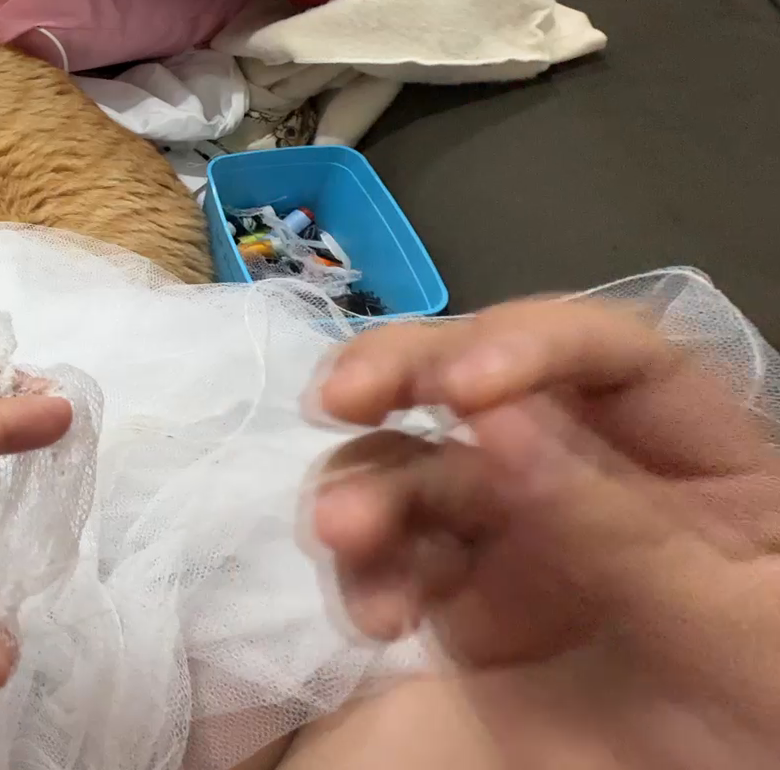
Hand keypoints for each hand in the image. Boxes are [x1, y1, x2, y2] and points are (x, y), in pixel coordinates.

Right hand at [310, 299, 779, 764]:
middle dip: (391, 374)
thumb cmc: (753, 741)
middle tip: (335, 399)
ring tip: (342, 538)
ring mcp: (498, 522)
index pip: (608, 356)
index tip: (456, 387)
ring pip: (399, 454)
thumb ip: (622, 528)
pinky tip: (375, 616)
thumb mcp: (729, 636)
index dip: (525, 345)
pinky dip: (355, 565)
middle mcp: (578, 471)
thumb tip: (493, 419)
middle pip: (468, 374)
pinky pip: (372, 538)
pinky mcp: (436, 574)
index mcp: (690, 465)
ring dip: (357, 487)